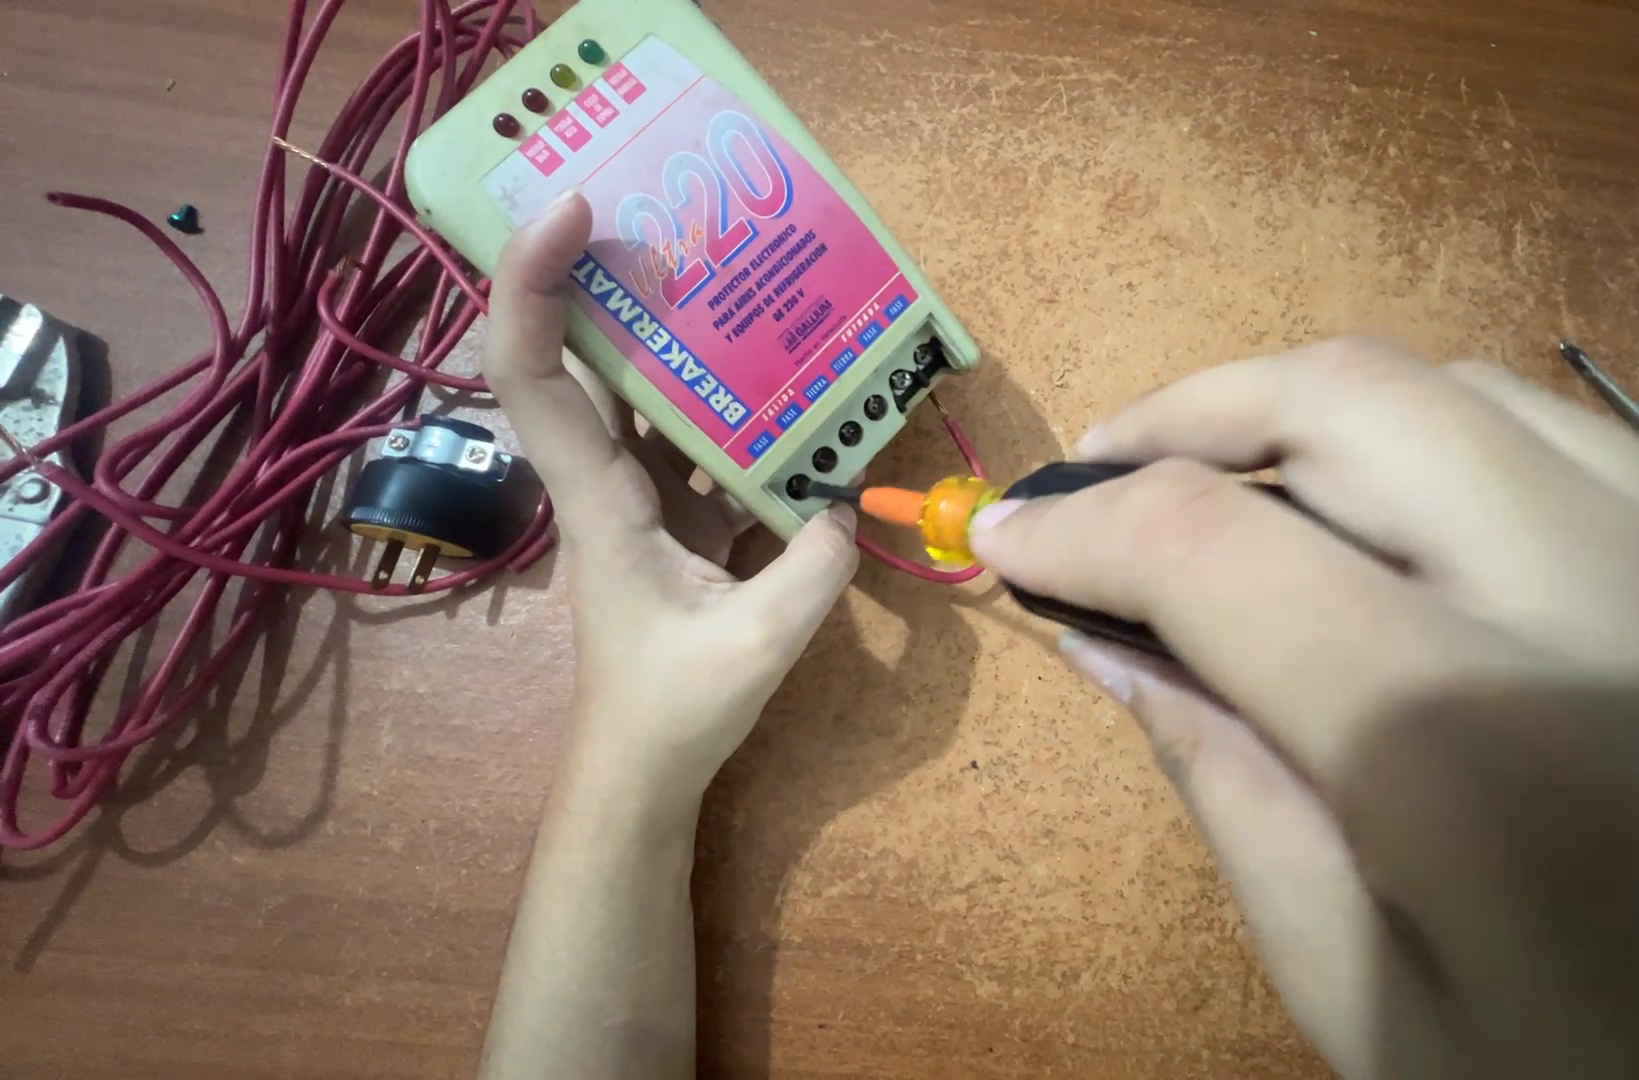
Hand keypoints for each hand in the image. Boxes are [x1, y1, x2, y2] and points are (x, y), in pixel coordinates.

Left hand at [484, 191, 857, 799]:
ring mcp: (647, 506)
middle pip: (589, 369)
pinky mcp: (682, 526)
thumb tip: (842, 503)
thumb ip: (814, 567)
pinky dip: (738, 421)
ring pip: (651, 406)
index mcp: (601, 505)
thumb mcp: (759, 641)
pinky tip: (791, 403)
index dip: (532, 287)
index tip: (573, 214)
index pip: (533, 378)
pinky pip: (702, 453)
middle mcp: (611, 487)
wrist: (646, 768)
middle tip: (681, 227)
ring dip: (686, 351)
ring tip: (743, 292)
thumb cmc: (676, 708)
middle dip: (617, 290)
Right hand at [968, 338, 1638, 1079]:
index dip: (1081, 525)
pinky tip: (1365, 522)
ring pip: (1459, 391)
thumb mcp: (1354, 982)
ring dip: (1295, 416)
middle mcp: (1632, 617)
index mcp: (1484, 758)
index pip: (1215, 549)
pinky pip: (1558, 445)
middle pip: (1353, 397)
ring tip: (1215, 481)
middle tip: (1099, 465)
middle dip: (1186, 411)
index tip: (1008, 535)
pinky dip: (1415, 451)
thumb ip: (1217, 772)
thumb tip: (1101, 635)